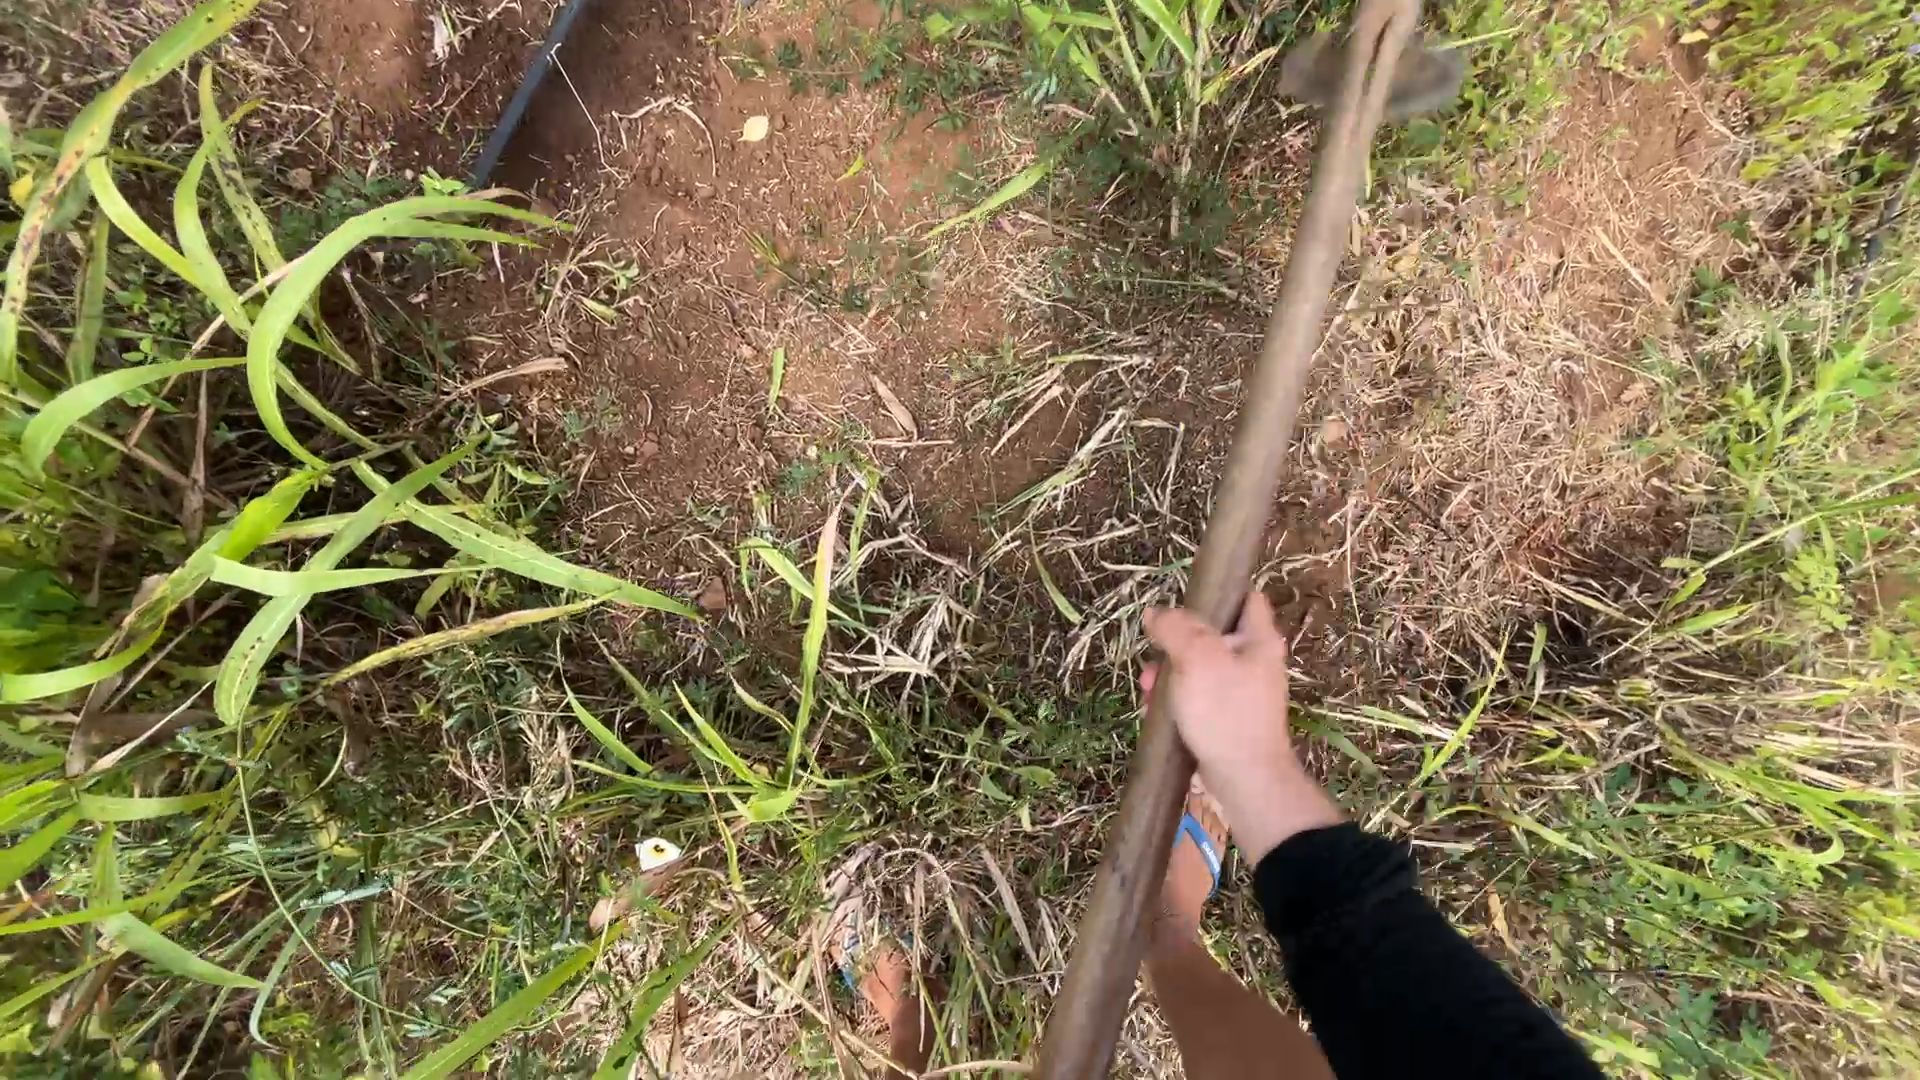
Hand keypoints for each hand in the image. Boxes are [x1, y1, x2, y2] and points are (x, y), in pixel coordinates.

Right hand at [1143, 592, 1342, 862]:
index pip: (1245, 598)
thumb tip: (1154, 613)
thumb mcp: (1196, 659)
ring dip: (1169, 672)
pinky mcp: (1226, 716)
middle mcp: (1254, 661)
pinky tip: (1155, 708)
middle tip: (1154, 652)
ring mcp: (1241, 691)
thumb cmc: (1225, 711)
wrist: (1244, 778)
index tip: (1183, 599)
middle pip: (1210, 634)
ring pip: (1197, 666)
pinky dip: (1175, 698)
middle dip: (1176, 641)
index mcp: (1258, 640)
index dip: (1216, 592)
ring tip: (1148, 687)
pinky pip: (1196, 695)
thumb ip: (1175, 628)